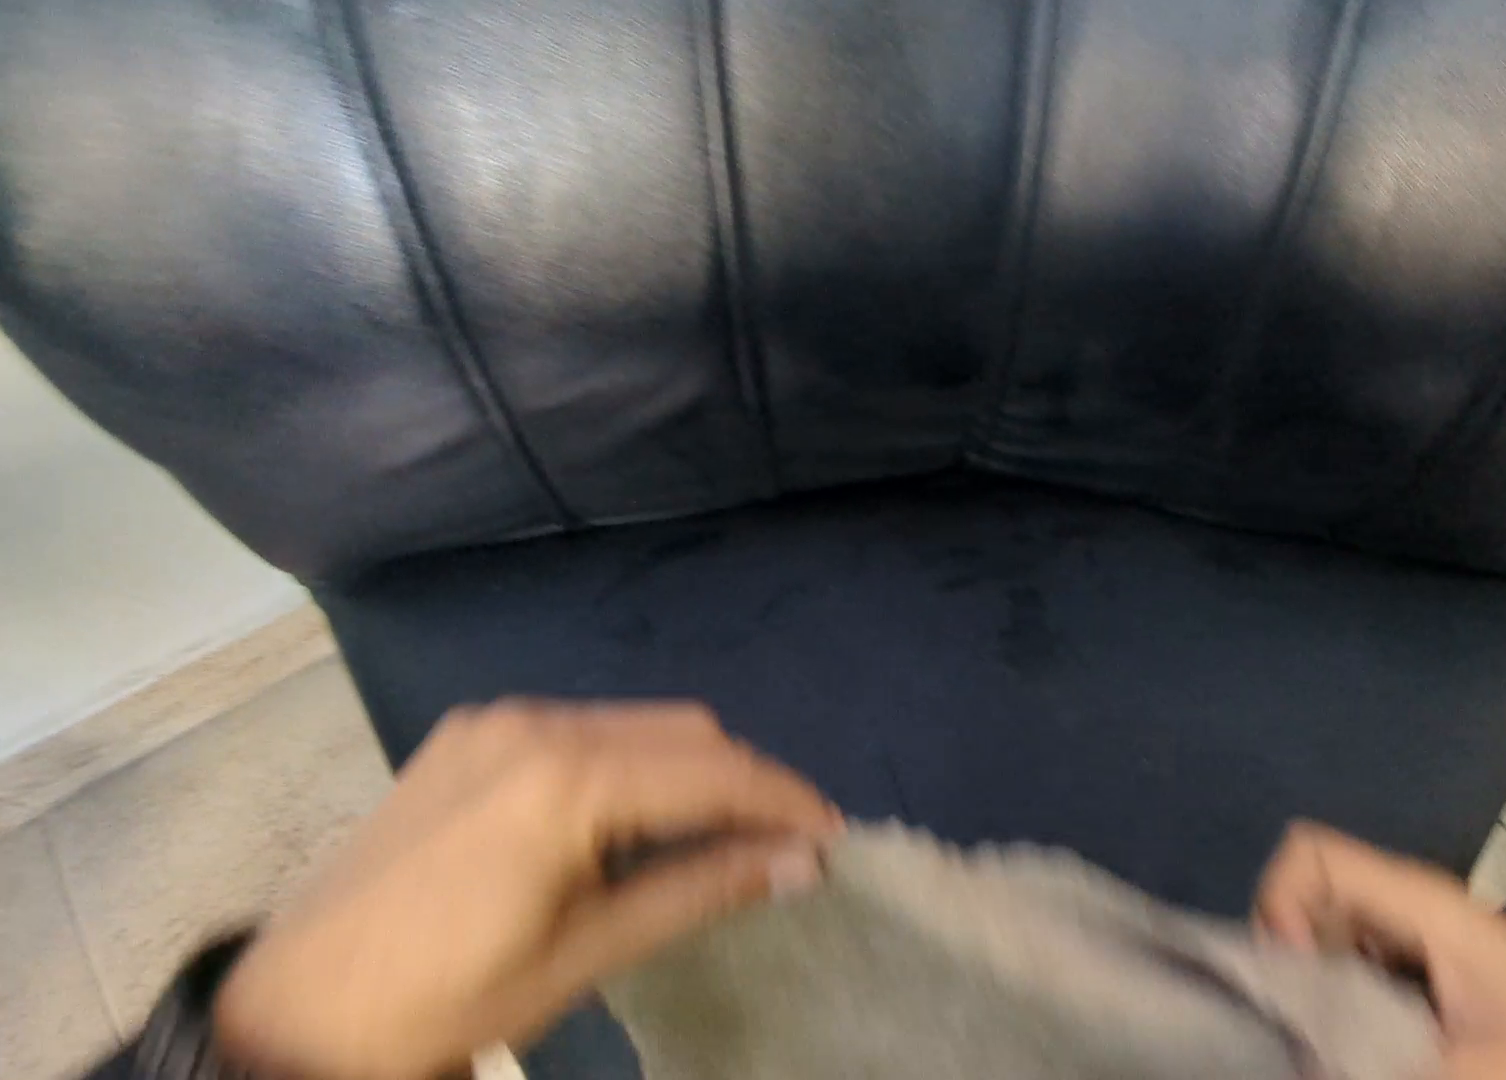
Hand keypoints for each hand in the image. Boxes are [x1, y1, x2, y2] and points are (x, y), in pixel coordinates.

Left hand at [214, 700, 841, 1079]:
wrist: (292, 1015)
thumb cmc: (449, 999)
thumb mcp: (591, 952)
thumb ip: (705, 889)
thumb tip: (805, 864)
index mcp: (565, 782)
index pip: (712, 772)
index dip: (783, 798)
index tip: (831, 833)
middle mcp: (540, 723)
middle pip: (688, 731)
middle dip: (745, 781)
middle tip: (779, 840)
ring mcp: (506, 717)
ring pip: (645, 722)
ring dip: (695, 768)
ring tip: (715, 827)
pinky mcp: (482, 725)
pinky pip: (594, 724)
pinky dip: (638, 759)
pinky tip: (631, 810)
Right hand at [1254, 823, 1505, 1079]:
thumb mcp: (1489, 1075)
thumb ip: (1381, 1063)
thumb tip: (1302, 1060)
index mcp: (1420, 901)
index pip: (1308, 855)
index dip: (1279, 904)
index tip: (1297, 983)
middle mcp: (1409, 908)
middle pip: (1308, 905)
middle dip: (1295, 969)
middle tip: (1319, 1036)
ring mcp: (1422, 944)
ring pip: (1329, 947)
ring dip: (1321, 1000)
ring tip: (1346, 1050)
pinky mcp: (1435, 980)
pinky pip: (1361, 981)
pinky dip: (1350, 1017)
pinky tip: (1376, 1054)